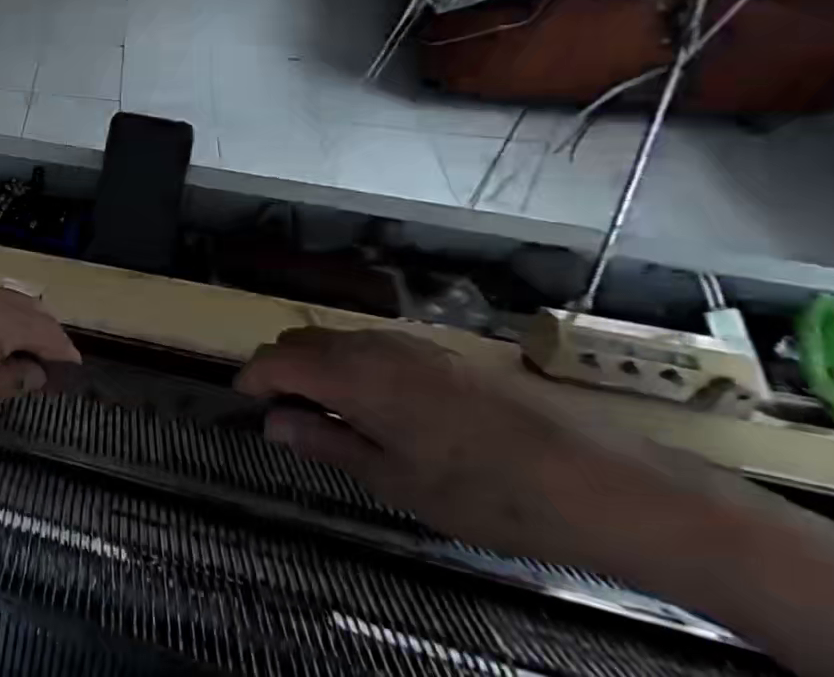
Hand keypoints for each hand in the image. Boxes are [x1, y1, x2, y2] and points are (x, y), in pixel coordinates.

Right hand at [234, 327, 722, 568]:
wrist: (594, 478)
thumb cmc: (485, 493)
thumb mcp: (396, 481)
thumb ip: (327, 445)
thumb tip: (274, 423)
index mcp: (358, 378)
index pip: (282, 360)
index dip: (253, 376)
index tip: (238, 397)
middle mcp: (379, 347)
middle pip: (307, 342)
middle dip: (279, 368)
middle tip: (274, 410)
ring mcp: (413, 345)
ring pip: (340, 341)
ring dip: (315, 366)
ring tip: (318, 413)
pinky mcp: (441, 353)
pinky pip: (373, 347)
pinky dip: (350, 366)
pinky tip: (369, 405)